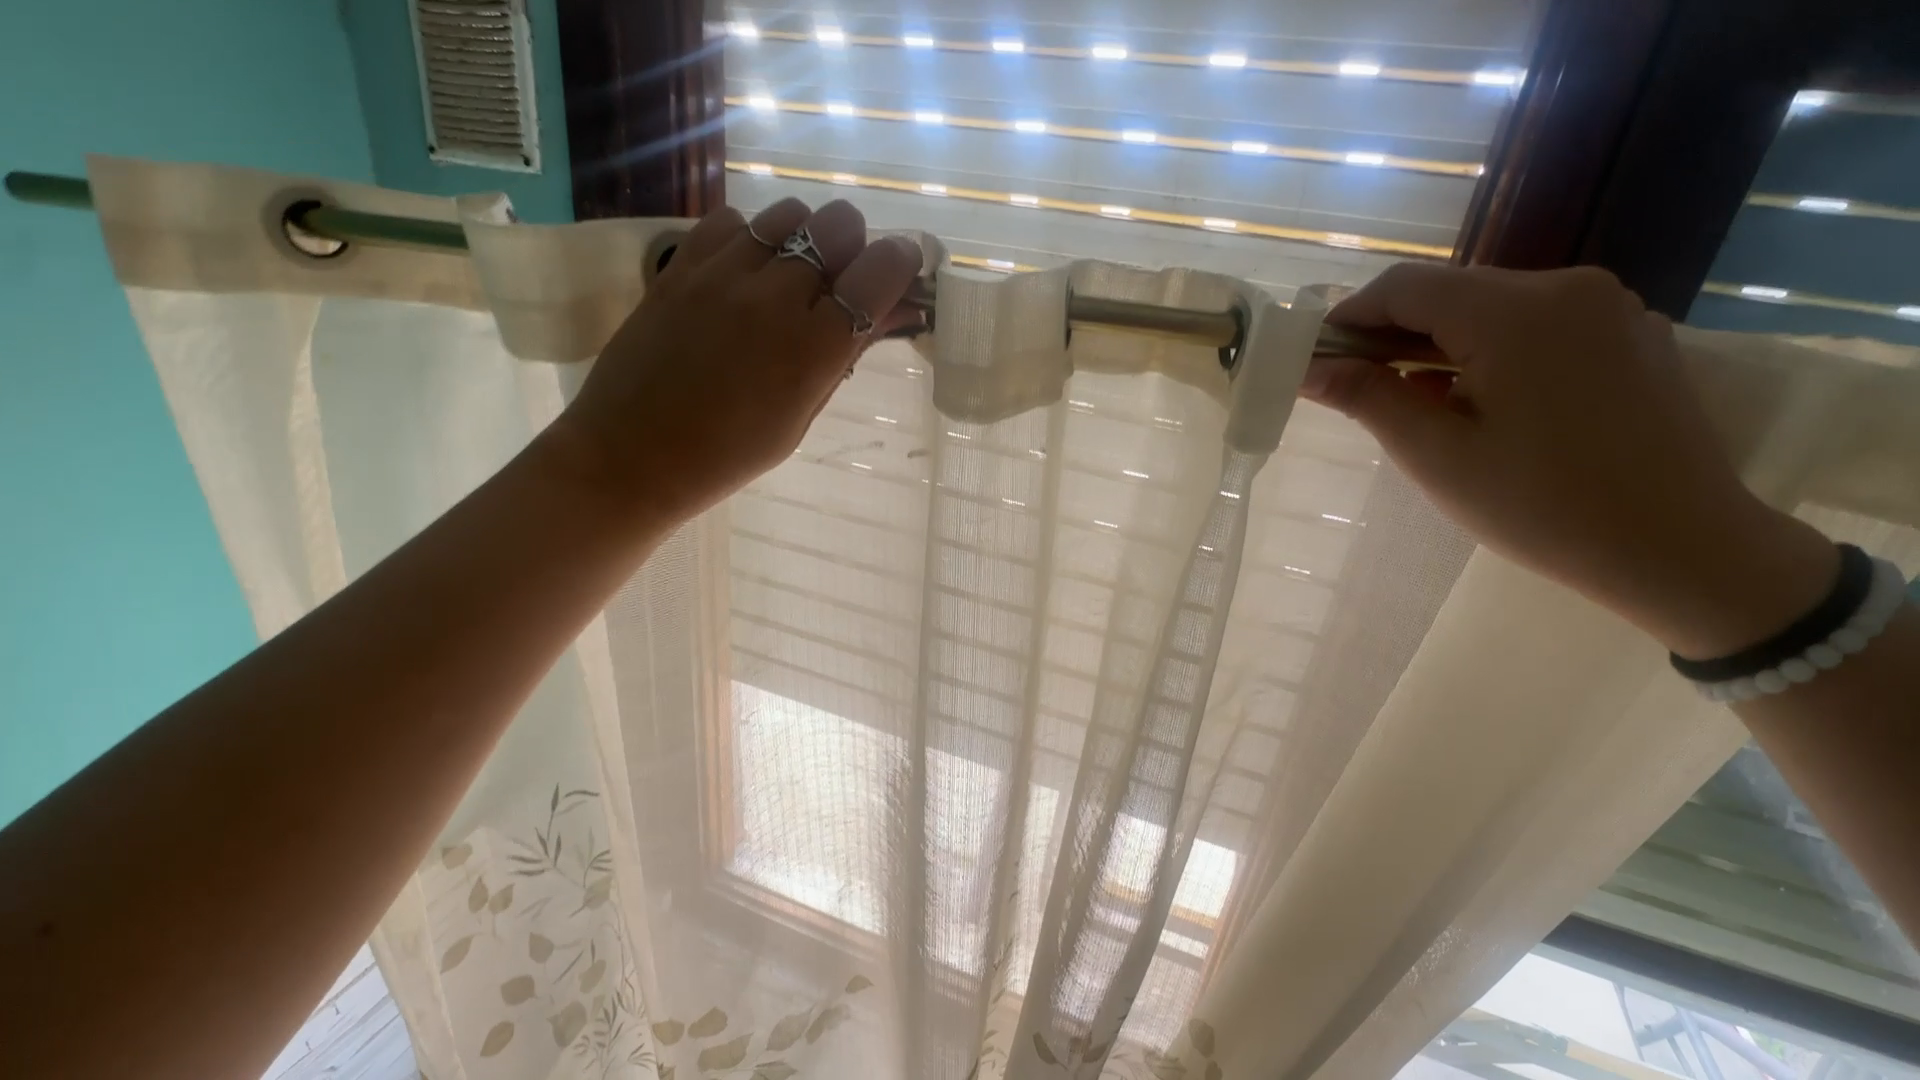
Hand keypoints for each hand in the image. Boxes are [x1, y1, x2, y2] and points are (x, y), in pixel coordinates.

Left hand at [547, 198, 923, 525]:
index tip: (898, 273)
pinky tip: (741, 273)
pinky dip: (749, 237)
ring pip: (789, 211)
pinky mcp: (681, 265)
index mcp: (814, 349)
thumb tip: (891, 313)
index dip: (900, 264)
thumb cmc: (728, 454)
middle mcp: (774, 298)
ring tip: (787, 275)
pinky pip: (732, 219)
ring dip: (802, 237)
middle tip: (836, 282)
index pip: (880, 271)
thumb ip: (845, 356)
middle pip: (839, 224)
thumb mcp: (801, 417)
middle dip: (851, 246)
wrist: (632, 456)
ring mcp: (723, 275)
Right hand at [1304, 263, 1837, 657]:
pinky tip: (1490, 404)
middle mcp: (1566, 287)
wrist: (1684, 548)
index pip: (1403, 286)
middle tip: (1362, 390)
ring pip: (1494, 307)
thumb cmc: (1542, 508)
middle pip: (1450, 292)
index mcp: (1514, 312)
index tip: (1317, 361)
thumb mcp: (1437, 457)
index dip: (1349, 318)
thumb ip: (1367, 398)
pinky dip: (1496, 350)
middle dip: (1394, 334)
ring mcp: (1609, 307)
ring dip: (1443, 344)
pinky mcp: (1633, 333)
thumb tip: (1309, 367)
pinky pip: (1541, 324)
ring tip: (1425, 406)